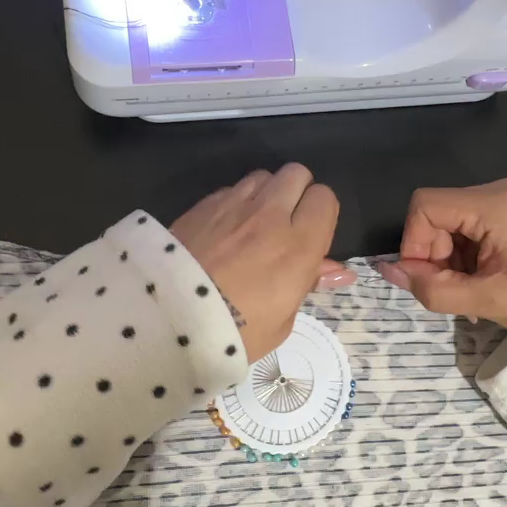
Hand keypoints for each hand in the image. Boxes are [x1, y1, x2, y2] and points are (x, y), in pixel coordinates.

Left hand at [170, 164, 340, 359]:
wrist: (169, 321)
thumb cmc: (235, 332)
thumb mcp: (281, 321)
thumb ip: (309, 284)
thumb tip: (337, 270)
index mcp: (298, 245)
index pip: (325, 198)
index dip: (322, 213)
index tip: (312, 235)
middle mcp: (270, 215)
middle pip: (297, 174)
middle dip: (298, 193)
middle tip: (288, 223)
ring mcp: (234, 205)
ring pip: (264, 175)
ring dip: (267, 193)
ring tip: (256, 222)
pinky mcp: (204, 204)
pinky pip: (232, 188)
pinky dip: (236, 202)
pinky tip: (226, 228)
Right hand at [376, 178, 506, 332]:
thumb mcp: (485, 300)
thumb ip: (432, 287)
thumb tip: (387, 270)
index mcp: (494, 205)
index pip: (425, 205)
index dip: (414, 241)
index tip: (425, 276)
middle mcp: (498, 190)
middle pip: (437, 211)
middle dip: (433, 251)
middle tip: (453, 286)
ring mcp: (506, 196)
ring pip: (449, 218)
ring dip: (448, 254)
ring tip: (472, 283)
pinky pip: (468, 221)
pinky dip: (463, 249)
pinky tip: (482, 272)